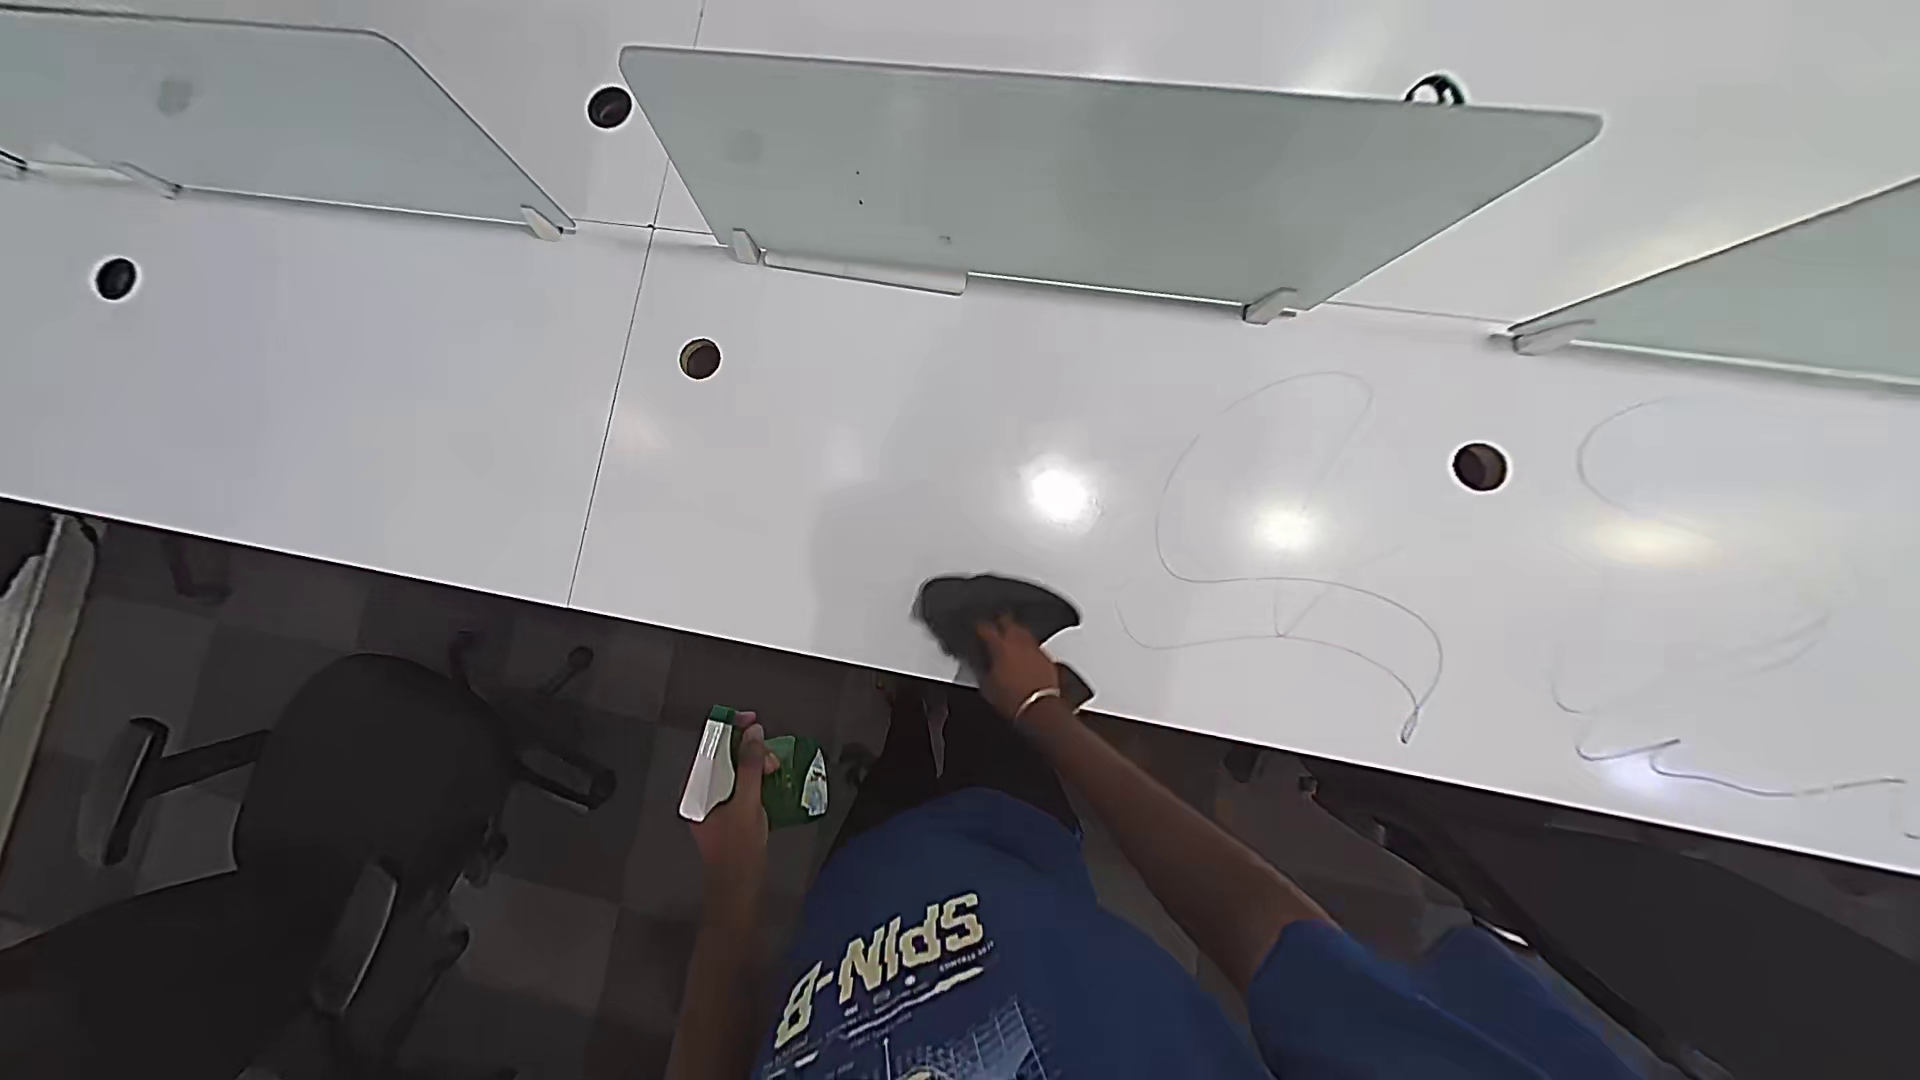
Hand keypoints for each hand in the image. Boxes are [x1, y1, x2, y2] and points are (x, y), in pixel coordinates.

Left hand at [688, 711, 779, 899]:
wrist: (738, 892)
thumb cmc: (739, 849)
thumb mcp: (746, 803)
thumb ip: (749, 766)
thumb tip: (753, 731)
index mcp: (697, 791)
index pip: (710, 749)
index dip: (730, 729)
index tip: (753, 720)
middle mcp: (702, 794)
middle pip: (724, 757)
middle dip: (749, 750)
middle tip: (771, 759)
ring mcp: (716, 805)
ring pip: (736, 770)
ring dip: (756, 764)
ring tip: (775, 770)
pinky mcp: (730, 814)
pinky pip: (743, 785)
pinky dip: (757, 778)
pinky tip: (772, 780)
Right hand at [974, 617, 1060, 721]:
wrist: (1039, 709)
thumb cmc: (1014, 700)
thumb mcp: (987, 686)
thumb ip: (980, 669)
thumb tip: (976, 663)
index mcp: (1000, 648)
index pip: (986, 628)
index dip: (980, 626)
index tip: (977, 628)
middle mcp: (1018, 643)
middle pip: (1008, 621)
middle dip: (999, 621)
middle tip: (994, 625)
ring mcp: (1034, 648)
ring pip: (1023, 630)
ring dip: (1015, 630)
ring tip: (1010, 634)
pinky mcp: (1046, 657)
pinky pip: (1035, 644)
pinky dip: (1027, 644)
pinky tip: (1025, 651)